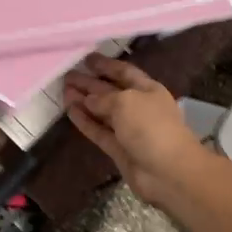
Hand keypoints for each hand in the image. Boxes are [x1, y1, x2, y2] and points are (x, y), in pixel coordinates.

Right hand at [63, 54, 204, 206]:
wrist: (168, 171)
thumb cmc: (151, 127)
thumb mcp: (127, 102)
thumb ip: (104, 98)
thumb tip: (88, 99)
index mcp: (148, 90)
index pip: (124, 72)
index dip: (106, 65)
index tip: (87, 59)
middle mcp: (138, 107)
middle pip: (110, 91)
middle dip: (90, 83)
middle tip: (68, 76)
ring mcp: (128, 129)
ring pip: (102, 112)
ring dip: (84, 102)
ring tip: (64, 92)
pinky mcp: (119, 149)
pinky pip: (99, 131)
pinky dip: (85, 122)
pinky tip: (70, 112)